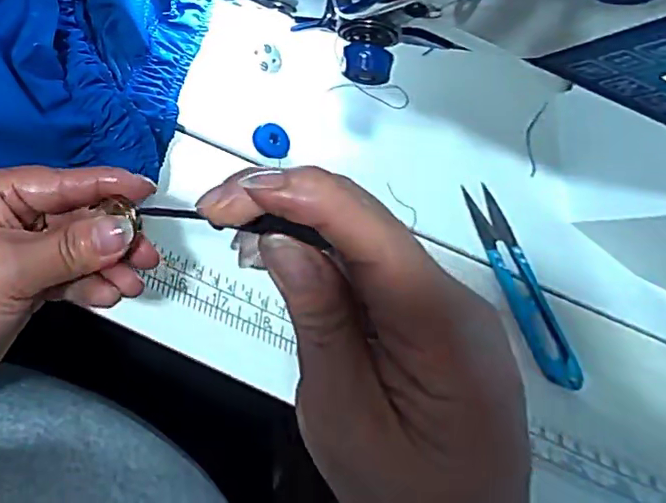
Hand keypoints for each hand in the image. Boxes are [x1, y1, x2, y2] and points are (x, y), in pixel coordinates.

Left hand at [0, 166, 161, 401]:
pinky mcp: (23, 283)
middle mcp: (9, 214)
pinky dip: (88, 283)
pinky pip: (67, 275)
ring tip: (133, 281)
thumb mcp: (12, 268)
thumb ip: (69, 248)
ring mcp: (17, 251)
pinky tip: (106, 295)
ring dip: (106, 263)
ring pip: (76, 248)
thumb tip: (120, 226)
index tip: (146, 190)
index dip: (106, 185)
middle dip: (111, 233)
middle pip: (74, 215)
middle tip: (147, 253)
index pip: (63, 182)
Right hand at [196, 166, 528, 502]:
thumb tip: (280, 240)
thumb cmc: (407, 490)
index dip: (286, 193)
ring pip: (352, 216)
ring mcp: (436, 293)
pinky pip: (357, 243)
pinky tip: (272, 243)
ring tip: (234, 226)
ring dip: (286, 209)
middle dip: (276, 193)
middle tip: (216, 209)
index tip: (224, 201)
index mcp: (441, 324)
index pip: (360, 223)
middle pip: (354, 207)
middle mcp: (449, 294)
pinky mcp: (416, 296)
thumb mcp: (344, 414)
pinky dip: (305, 231)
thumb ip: (318, 320)